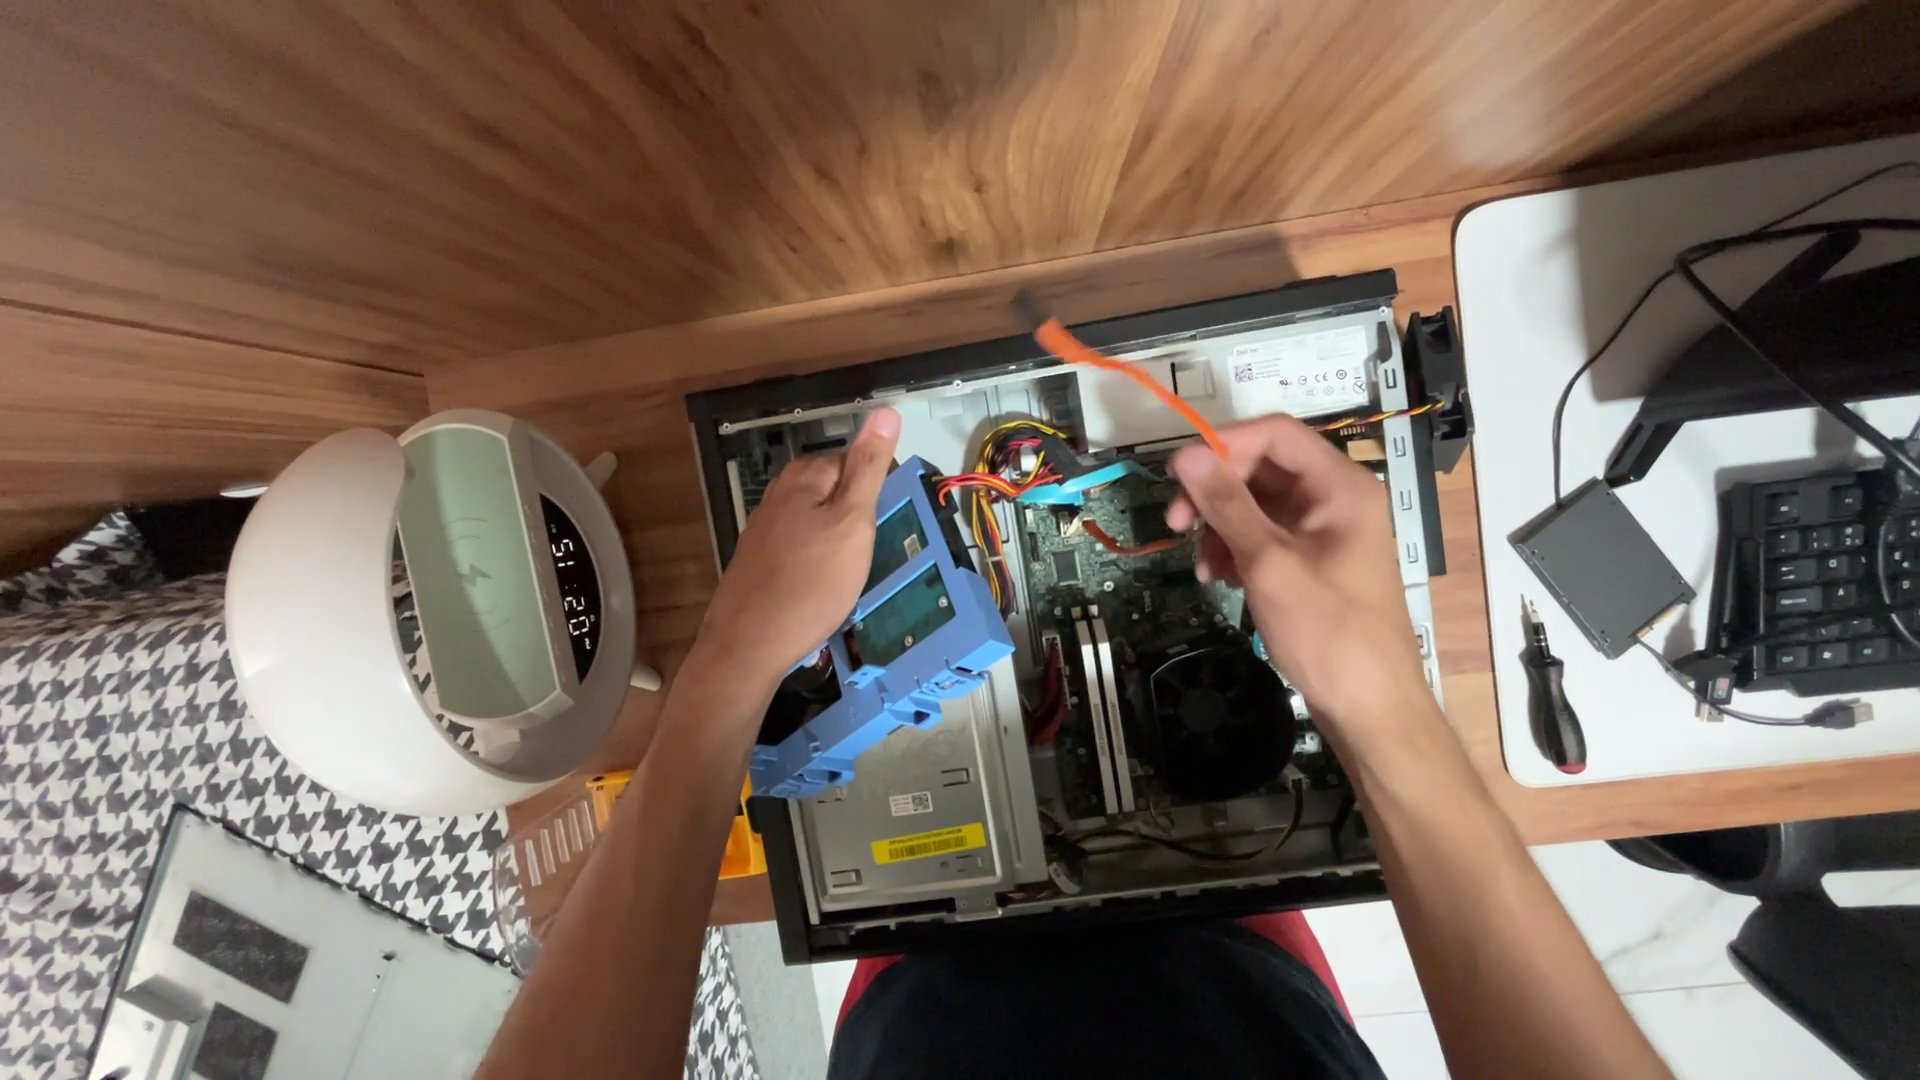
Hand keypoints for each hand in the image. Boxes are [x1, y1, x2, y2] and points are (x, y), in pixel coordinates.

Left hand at [694, 408, 901, 688]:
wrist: (750, 644)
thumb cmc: (811, 582)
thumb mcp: (853, 521)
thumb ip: (868, 467)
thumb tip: (886, 411)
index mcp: (804, 477)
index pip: (856, 461)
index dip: (879, 490)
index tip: (891, 523)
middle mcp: (779, 494)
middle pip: (835, 491)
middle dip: (860, 516)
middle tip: (876, 552)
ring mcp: (765, 529)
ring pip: (819, 522)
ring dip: (841, 542)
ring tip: (855, 573)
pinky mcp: (761, 561)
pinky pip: (803, 549)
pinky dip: (820, 563)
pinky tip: (826, 587)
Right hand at [1166, 414, 1432, 739]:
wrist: (1368, 704)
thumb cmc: (1325, 630)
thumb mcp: (1267, 562)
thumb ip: (1226, 504)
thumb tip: (1184, 455)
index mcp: (1339, 486)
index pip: (1275, 434)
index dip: (1223, 445)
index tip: (1179, 475)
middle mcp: (1334, 498)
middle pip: (1261, 468)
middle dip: (1214, 492)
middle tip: (1176, 523)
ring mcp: (1322, 530)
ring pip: (1255, 504)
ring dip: (1219, 526)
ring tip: (1202, 566)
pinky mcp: (1310, 559)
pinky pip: (1263, 535)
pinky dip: (1234, 549)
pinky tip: (1219, 577)